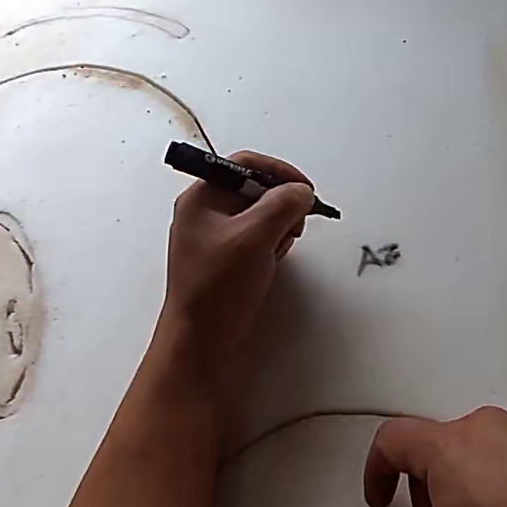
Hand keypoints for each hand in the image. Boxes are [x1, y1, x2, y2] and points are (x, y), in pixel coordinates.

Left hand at [158, 151, 313, 374]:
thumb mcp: (255, 237)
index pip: (245, 165)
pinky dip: (271, 244)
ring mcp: (215, 237)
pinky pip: (256, 238)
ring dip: (278, 227)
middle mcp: (206, 213)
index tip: (305, 189)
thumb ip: (283, 205)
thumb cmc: (218, 287)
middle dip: (281, 204)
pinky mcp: (226, 259)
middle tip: (295, 224)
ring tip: (278, 249)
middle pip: (255, 189)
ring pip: (260, 215)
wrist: (202, 341)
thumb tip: (302, 191)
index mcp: (201, 198)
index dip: (279, 172)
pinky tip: (271, 262)